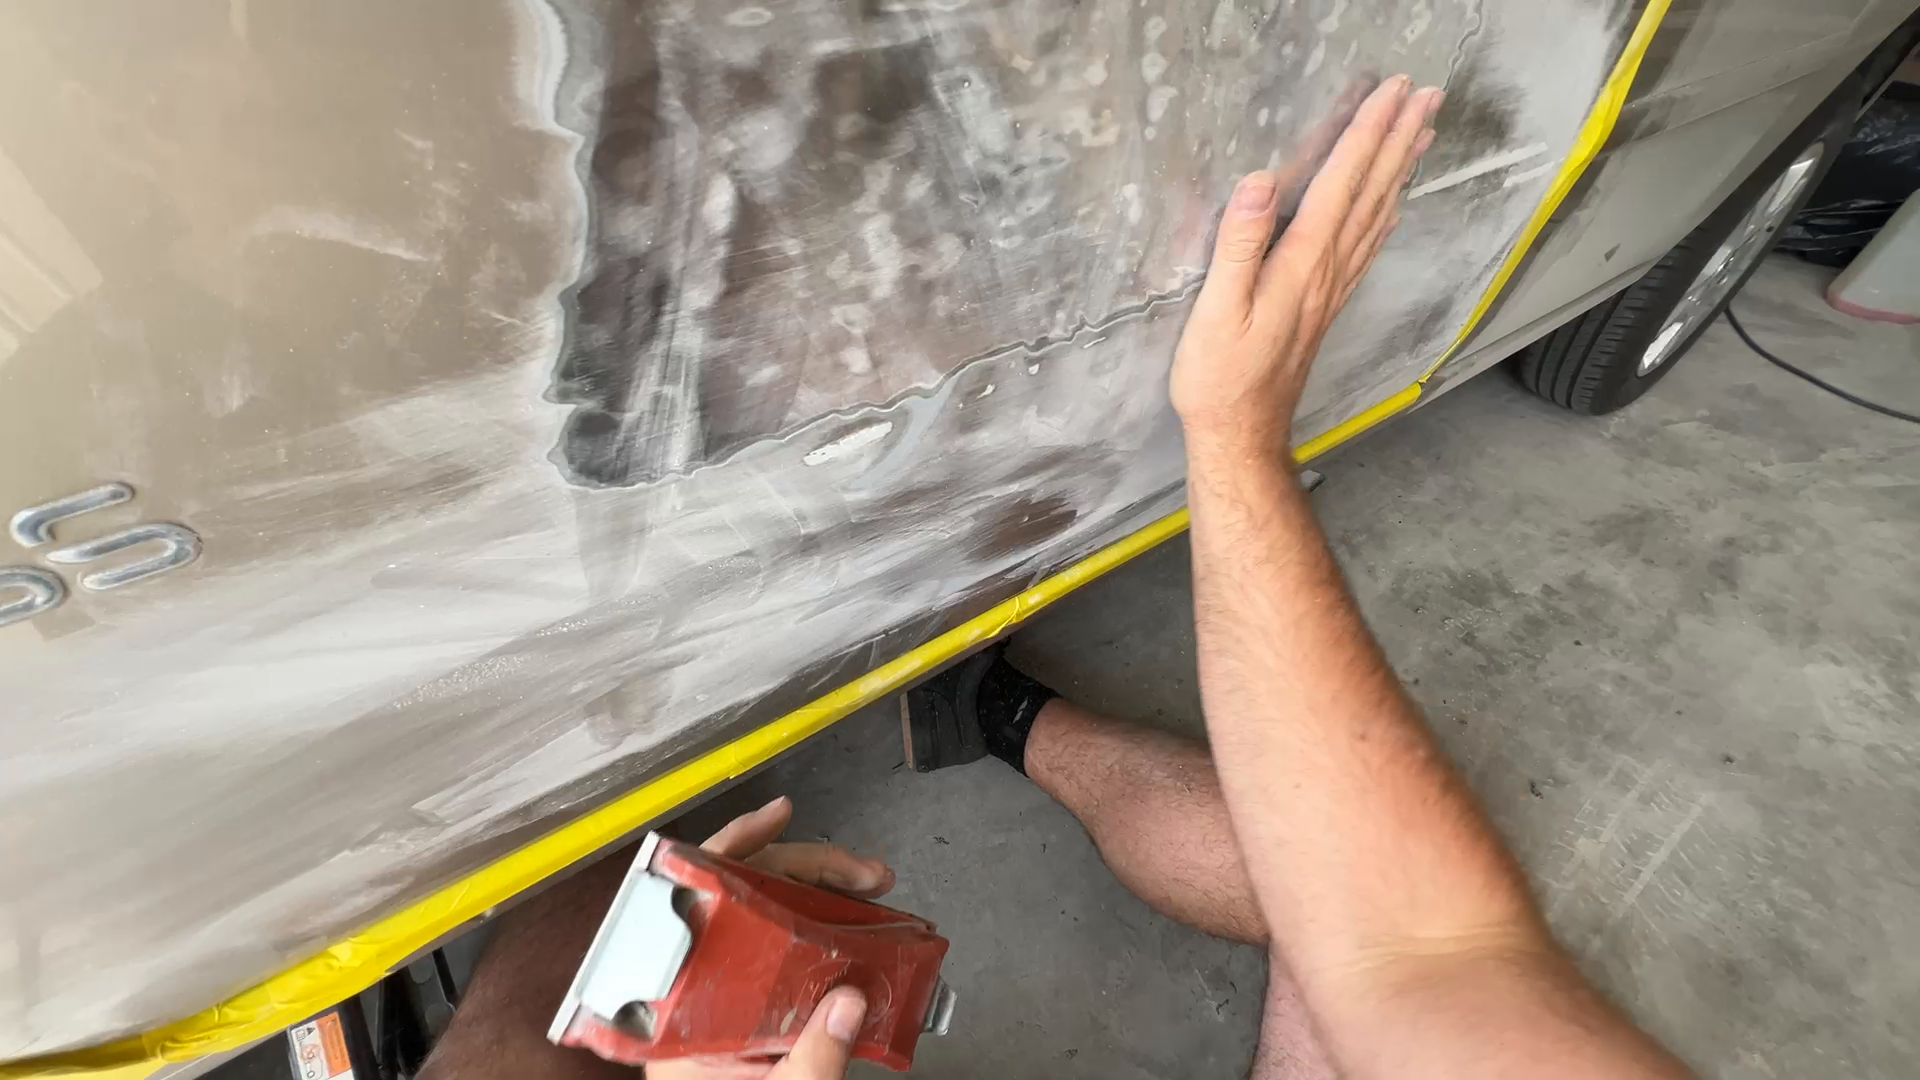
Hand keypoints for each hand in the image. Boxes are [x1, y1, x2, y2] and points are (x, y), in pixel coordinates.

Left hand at [649, 797, 892, 1079]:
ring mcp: (729, 976)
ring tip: (870, 883)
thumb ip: (809, 1062)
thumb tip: (852, 1001)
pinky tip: (848, 902)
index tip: (775, 818)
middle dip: (814, 866)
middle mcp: (701, 976)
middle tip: (865, 872)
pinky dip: (819, 909)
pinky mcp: (754, 985)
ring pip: (773, 901)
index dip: (736, 845)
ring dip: (825, 882)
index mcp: (681, 1001)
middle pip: (749, 887)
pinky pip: (785, 930)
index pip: (700, 896)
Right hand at [1170, 75, 1442, 459]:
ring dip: (1399, 175)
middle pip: (1371, 196)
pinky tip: (1392, 212)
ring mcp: (1329, 294)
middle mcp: (1326, 273)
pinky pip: (1365, 255)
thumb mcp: (1215, 312)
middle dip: (1397, 142)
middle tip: (1426, 95)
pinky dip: (1384, 223)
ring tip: (1422, 137)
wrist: (1240, 433)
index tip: (1391, 90)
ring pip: (1376, 221)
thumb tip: (1261, 182)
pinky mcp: (1323, 312)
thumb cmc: (1218, 378)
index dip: (1365, 135)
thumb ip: (1238, 247)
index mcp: (1301, 265)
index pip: (1342, 186)